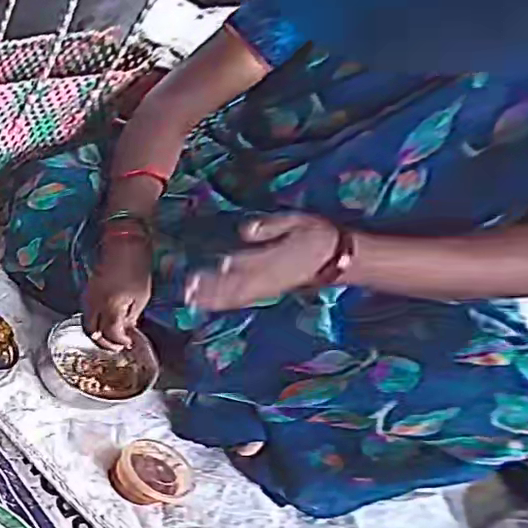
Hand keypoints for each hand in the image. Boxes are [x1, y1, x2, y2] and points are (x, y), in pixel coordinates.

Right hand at [83, 235, 153, 352]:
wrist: (121, 247)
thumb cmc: (136, 267)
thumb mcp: (142, 295)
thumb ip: (132, 315)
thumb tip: (127, 328)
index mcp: (111, 307)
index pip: (110, 333)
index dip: (119, 341)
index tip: (128, 344)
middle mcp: (94, 306)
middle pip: (92, 333)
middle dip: (104, 342)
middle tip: (117, 345)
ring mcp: (87, 300)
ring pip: (87, 325)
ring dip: (98, 334)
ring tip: (110, 336)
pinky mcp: (86, 295)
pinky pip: (87, 315)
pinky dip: (95, 323)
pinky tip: (105, 322)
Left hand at [184, 212, 338, 311]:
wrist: (338, 259)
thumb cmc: (316, 236)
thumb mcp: (299, 222)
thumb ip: (272, 226)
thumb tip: (245, 228)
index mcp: (274, 256)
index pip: (248, 261)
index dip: (233, 264)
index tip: (218, 264)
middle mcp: (266, 275)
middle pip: (235, 282)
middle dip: (212, 286)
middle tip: (189, 287)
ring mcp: (263, 287)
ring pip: (233, 295)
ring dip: (209, 298)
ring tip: (189, 299)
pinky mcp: (262, 294)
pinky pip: (238, 301)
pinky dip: (219, 304)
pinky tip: (201, 305)